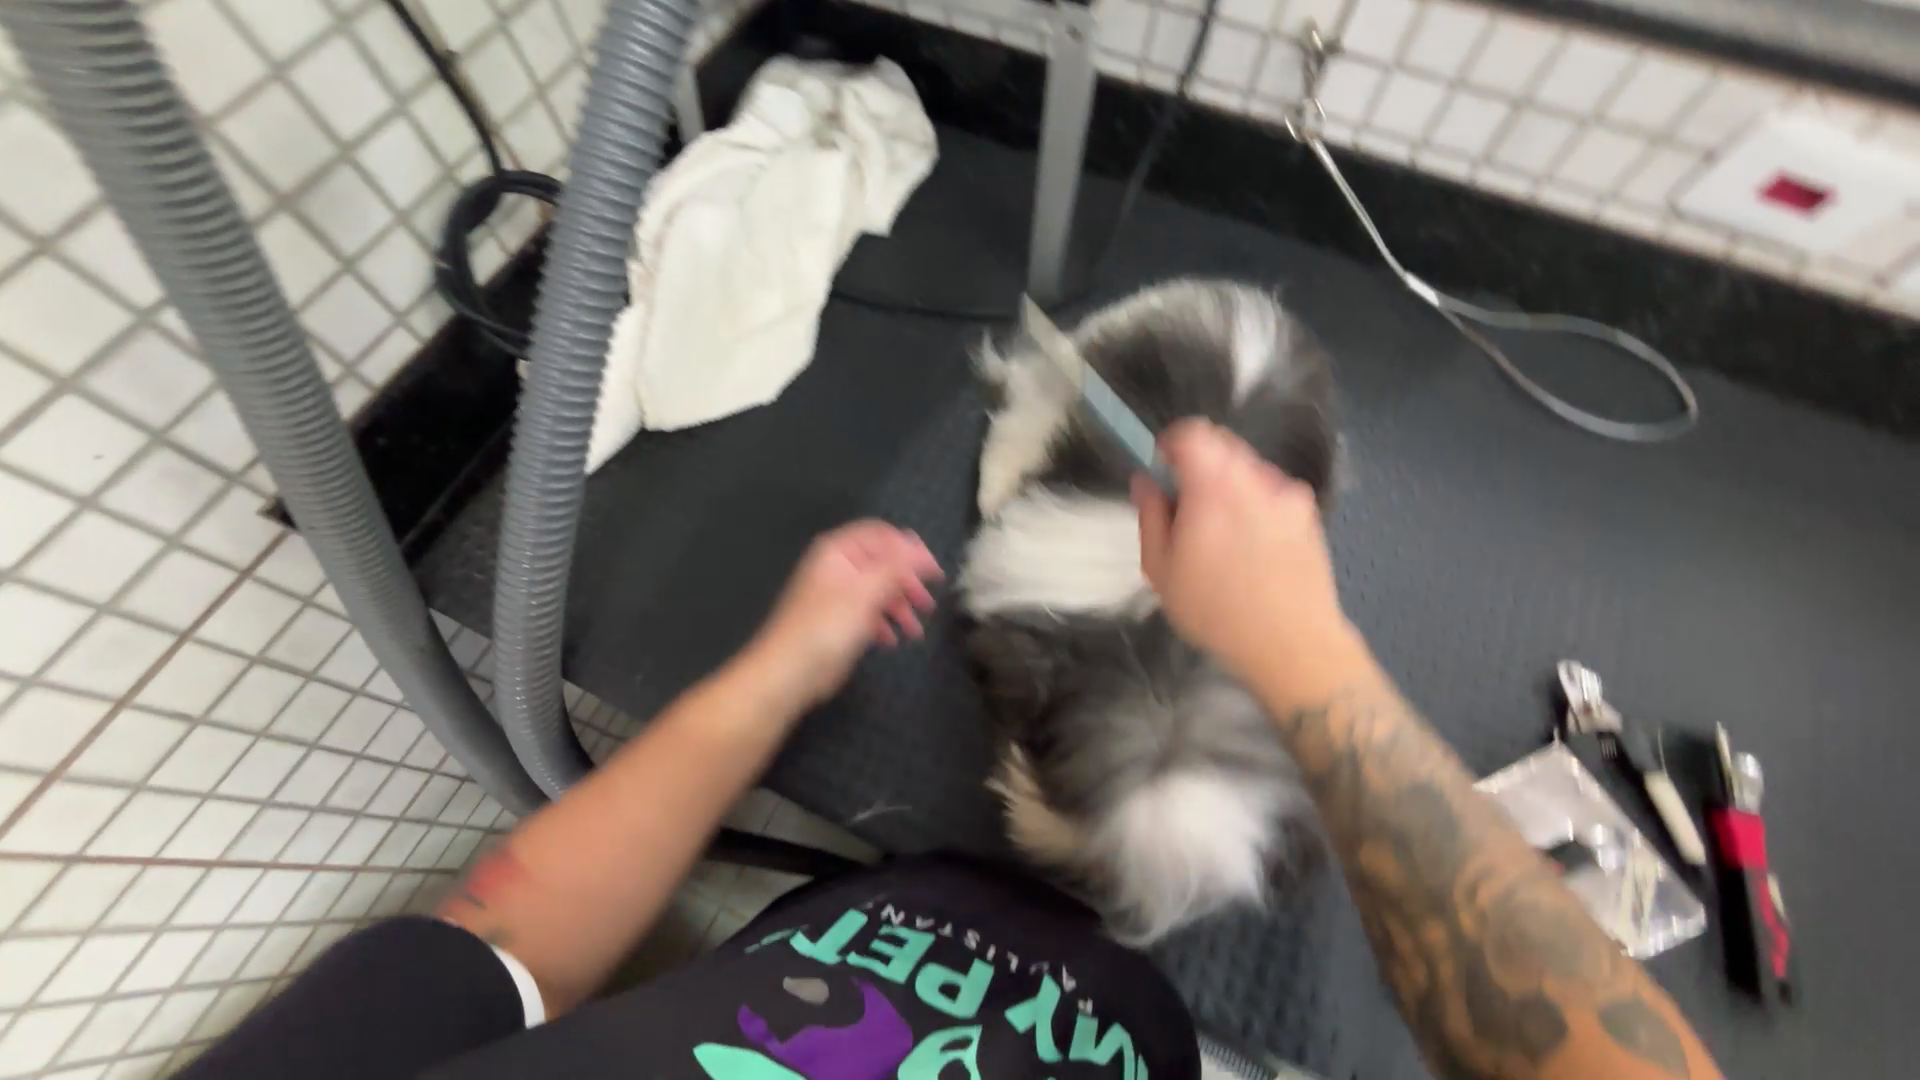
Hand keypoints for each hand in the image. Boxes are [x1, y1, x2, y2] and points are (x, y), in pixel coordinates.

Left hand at [740, 521, 942, 708]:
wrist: (789, 673)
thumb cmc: (825, 628)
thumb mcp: (865, 592)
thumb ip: (895, 566)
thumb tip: (918, 546)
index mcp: (838, 552)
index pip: (881, 535)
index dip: (909, 549)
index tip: (933, 570)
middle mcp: (839, 568)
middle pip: (883, 564)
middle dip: (908, 583)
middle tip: (927, 602)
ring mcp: (839, 595)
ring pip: (879, 590)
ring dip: (900, 606)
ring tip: (915, 629)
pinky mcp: (840, 622)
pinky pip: (870, 613)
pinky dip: (884, 623)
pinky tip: (892, 639)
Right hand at [1133, 420, 1349, 679]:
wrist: (1290, 642)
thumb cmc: (1215, 610)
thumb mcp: (1161, 570)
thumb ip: (1150, 516)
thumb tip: (1144, 482)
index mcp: (1212, 488)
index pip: (1193, 433)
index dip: (1171, 443)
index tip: (1161, 468)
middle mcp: (1254, 480)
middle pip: (1222, 446)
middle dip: (1199, 466)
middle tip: (1186, 507)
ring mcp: (1287, 496)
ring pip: (1249, 469)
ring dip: (1228, 484)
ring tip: (1220, 531)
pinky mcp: (1309, 515)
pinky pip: (1274, 492)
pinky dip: (1257, 502)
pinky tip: (1252, 543)